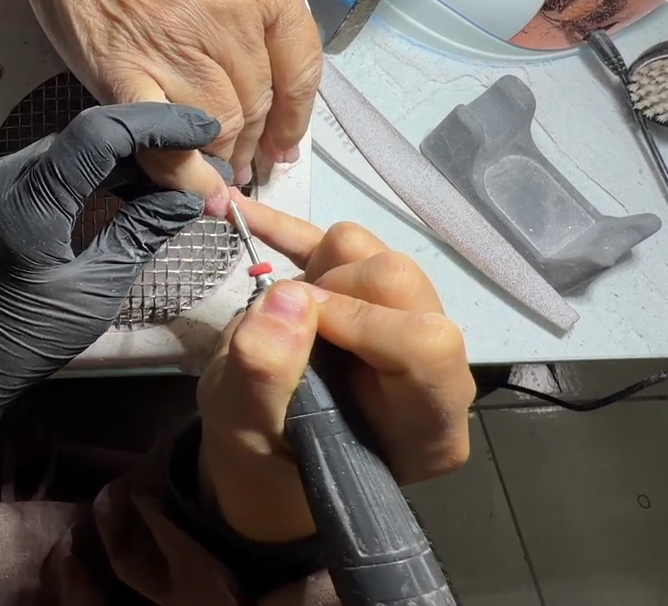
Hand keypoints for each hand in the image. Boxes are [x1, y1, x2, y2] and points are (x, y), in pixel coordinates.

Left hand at [0, 103, 221, 451]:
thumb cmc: (23, 340)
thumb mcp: (93, 293)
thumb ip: (140, 234)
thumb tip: (189, 196)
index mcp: (27, 209)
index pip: (96, 135)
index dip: (155, 124)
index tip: (202, 130)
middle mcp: (3, 180)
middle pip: (85, 136)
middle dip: (149, 141)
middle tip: (203, 160)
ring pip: (70, 147)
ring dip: (124, 156)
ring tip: (177, 173)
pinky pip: (52, 166)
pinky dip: (94, 170)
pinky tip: (133, 183)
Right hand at [1, 0, 321, 192]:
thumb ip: (248, 13)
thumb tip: (251, 85)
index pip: (302, 74)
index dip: (293, 123)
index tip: (282, 147)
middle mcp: (233, 15)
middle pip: (257, 106)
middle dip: (249, 146)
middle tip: (236, 164)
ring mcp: (178, 45)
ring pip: (217, 128)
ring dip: (214, 156)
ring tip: (205, 166)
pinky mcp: (122, 69)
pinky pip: (164, 139)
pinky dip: (178, 170)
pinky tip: (182, 178)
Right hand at [196, 197, 474, 543]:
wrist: (260, 451)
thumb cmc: (263, 456)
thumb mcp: (246, 429)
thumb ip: (265, 375)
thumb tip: (288, 294)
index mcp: (426, 421)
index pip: (423, 341)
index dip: (354, 319)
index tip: (292, 326)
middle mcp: (431, 366)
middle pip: (401, 281)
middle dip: (329, 286)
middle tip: (282, 316)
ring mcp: (397, 321)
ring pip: (372, 252)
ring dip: (315, 264)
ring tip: (279, 300)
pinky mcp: (358, 293)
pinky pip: (331, 240)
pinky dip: (280, 227)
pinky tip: (236, 211)